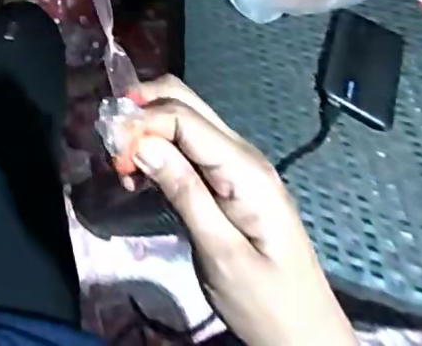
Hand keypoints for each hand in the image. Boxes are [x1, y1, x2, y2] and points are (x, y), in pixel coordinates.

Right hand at [128, 77, 355, 345]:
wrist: (310, 341)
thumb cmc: (269, 305)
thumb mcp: (222, 255)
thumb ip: (184, 192)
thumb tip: (140, 143)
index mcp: (244, 169)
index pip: (181, 116)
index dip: (141, 124)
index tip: (113, 155)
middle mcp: (239, 152)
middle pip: (180, 100)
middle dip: (138, 112)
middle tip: (111, 148)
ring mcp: (233, 163)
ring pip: (178, 116)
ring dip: (144, 129)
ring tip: (122, 168)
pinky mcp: (224, 178)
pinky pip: (183, 142)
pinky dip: (154, 148)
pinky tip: (140, 177)